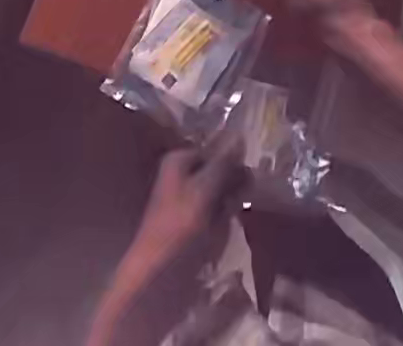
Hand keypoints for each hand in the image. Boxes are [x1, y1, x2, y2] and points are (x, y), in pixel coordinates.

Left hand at [126, 145, 246, 269]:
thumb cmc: (179, 224)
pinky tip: (220, 226)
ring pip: (214, 190)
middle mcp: (177, 172)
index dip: (233, 164)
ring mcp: (180, 195)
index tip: (248, 181)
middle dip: (230, 184)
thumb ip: (223, 163)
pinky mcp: (184, 217)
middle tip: (238, 200)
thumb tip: (240, 135)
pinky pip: (208, 208)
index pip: (215, 152)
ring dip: (225, 201)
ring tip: (227, 216)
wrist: (154, 268)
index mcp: (178, 159)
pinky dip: (217, 216)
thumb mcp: (205, 189)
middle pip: (214, 170)